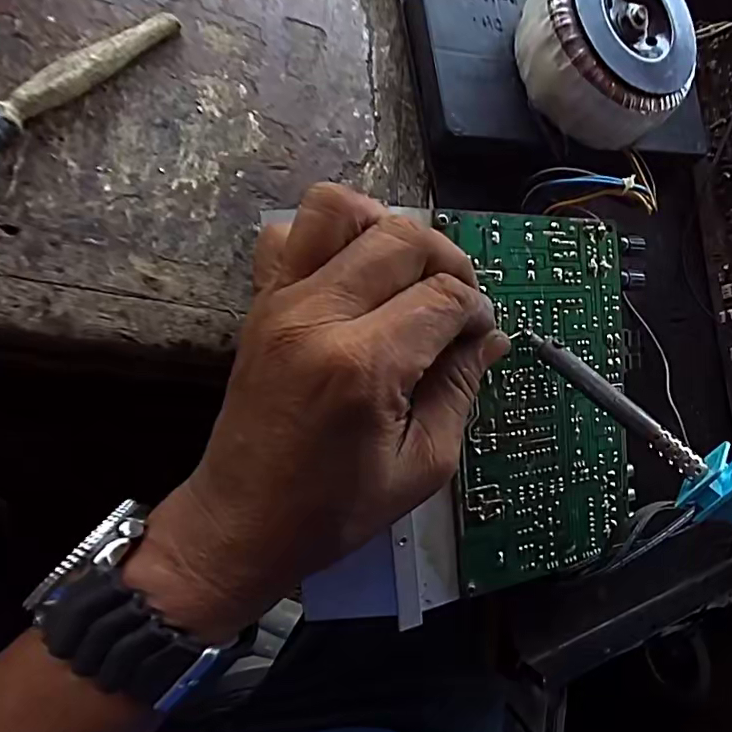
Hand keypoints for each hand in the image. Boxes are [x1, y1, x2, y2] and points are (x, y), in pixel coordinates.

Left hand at [128, 184, 509, 637]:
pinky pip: (290, 232)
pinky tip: (357, 278)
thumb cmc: (338, 507)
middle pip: (402, 237)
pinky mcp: (261, 303)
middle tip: (456, 305)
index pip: (444, 296)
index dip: (478, 310)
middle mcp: (319, 315)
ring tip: (408, 274)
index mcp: (364, 365)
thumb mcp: (424, 463)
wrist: (241, 523)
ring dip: (388, 229)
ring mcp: (281, 301)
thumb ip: (461, 388)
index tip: (480, 337)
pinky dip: (332, 238)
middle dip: (449, 261)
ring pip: (339, 208)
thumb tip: (491, 338)